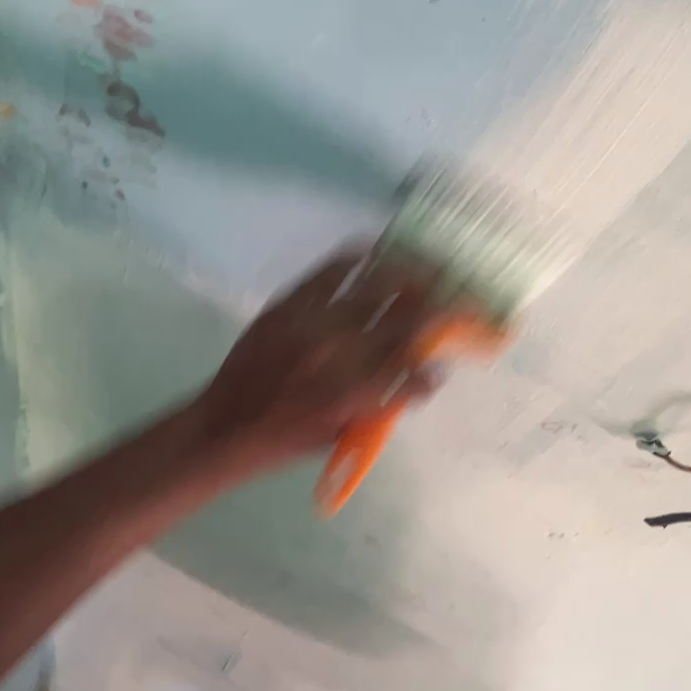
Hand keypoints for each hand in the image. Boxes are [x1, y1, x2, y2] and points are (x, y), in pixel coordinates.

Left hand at [189, 246, 470, 473]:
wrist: (224, 426)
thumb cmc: (286, 440)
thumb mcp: (342, 433)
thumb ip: (384, 403)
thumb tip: (425, 374)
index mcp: (357, 392)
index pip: (416, 360)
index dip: (444, 346)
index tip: (465, 331)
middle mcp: (341, 354)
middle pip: (404, 317)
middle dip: (438, 301)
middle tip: (457, 287)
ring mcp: (313, 324)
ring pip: (373, 289)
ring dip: (407, 275)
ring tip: (426, 263)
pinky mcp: (288, 305)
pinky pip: (328, 273)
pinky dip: (353, 260)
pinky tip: (371, 250)